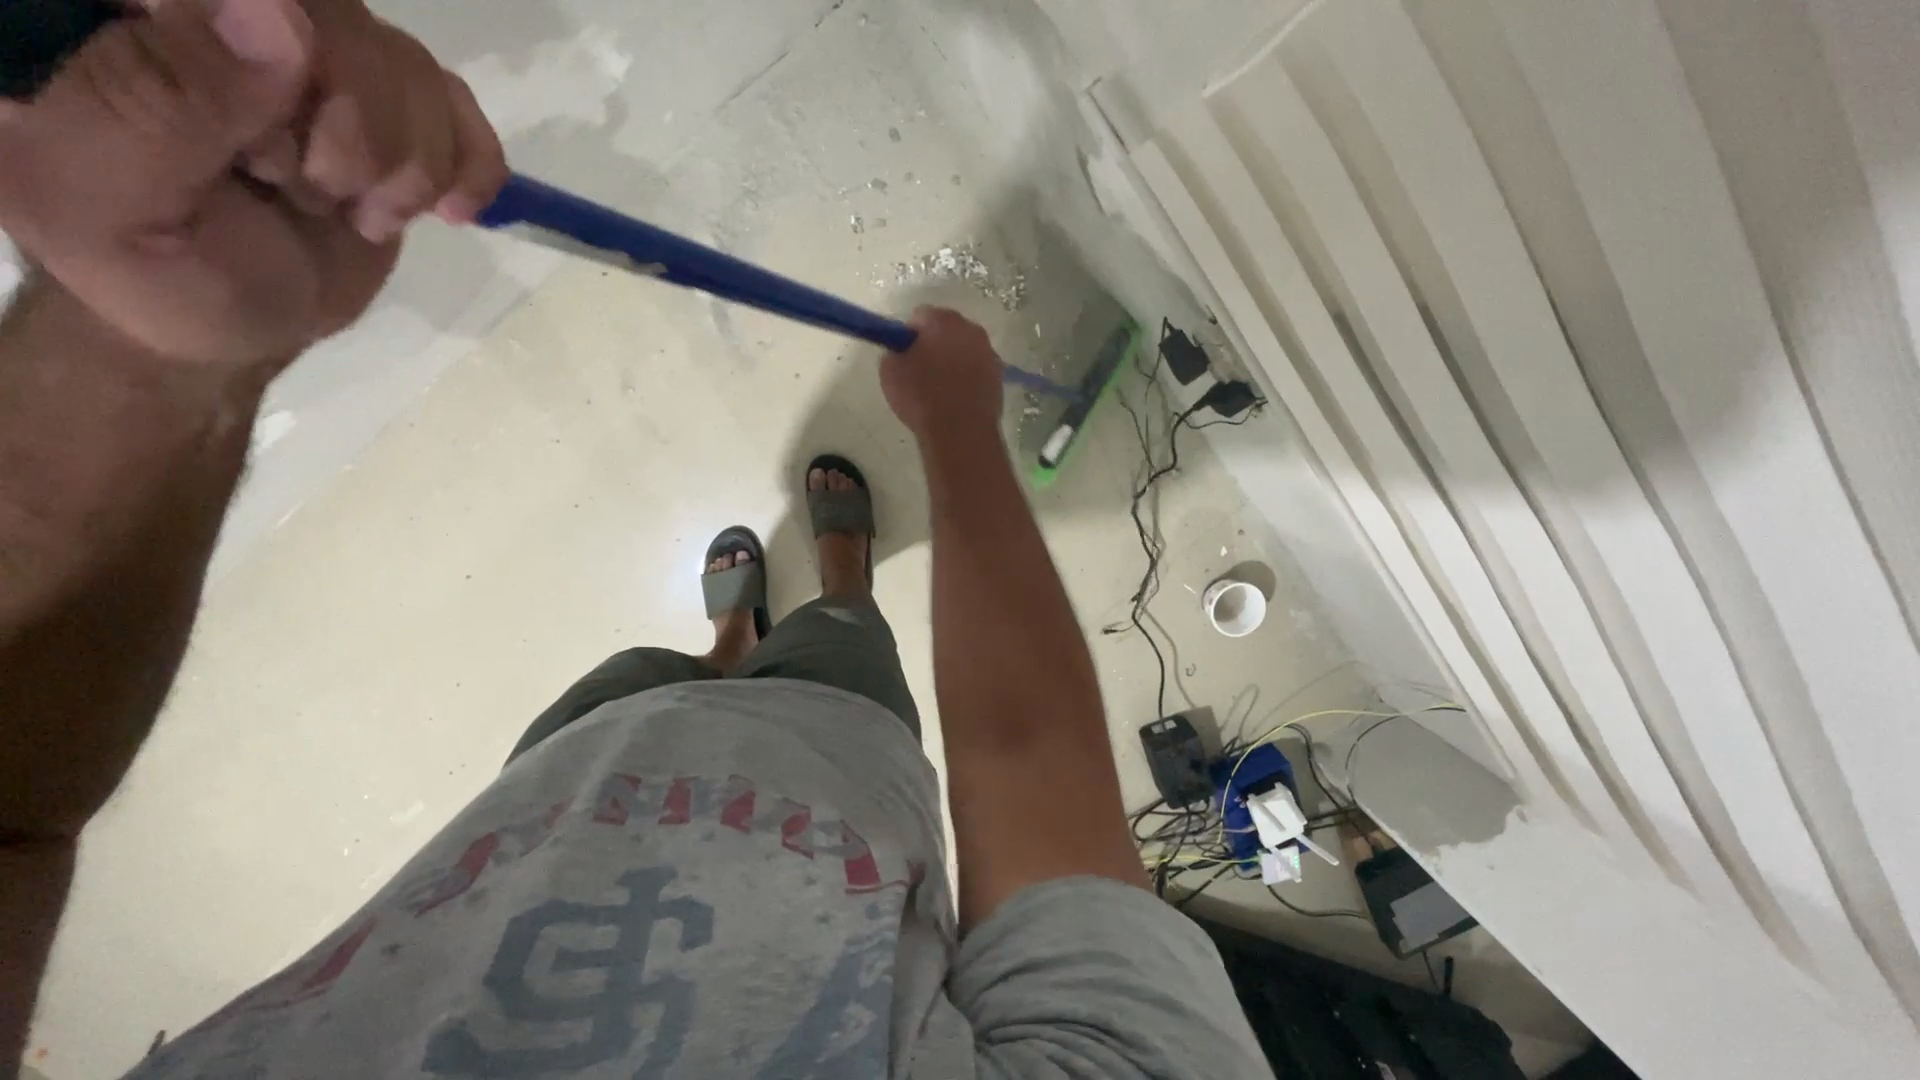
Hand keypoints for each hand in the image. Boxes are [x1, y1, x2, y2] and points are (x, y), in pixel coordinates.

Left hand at [0, 0, 505, 368]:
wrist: (228, 322)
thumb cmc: (152, 277)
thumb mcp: (117, 203)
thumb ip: (165, 105)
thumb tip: (276, 10)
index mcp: (131, 11)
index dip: (289, 69)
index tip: (264, 156)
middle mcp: (228, 16)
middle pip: (345, 26)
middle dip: (362, 133)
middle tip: (316, 196)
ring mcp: (316, 61)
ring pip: (408, 67)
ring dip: (413, 165)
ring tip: (363, 216)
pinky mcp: (386, 111)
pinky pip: (457, 102)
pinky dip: (472, 164)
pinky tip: (446, 210)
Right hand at [881, 307, 1003, 444]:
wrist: (960, 431)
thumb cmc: (921, 397)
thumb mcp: (890, 371)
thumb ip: (895, 352)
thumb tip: (902, 352)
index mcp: (942, 321)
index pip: (920, 316)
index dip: (909, 334)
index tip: (904, 353)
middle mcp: (970, 329)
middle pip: (947, 329)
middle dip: (934, 343)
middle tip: (921, 369)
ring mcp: (989, 352)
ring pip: (965, 349)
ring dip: (953, 360)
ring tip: (940, 387)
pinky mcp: (999, 376)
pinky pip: (978, 369)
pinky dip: (968, 377)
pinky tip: (957, 398)